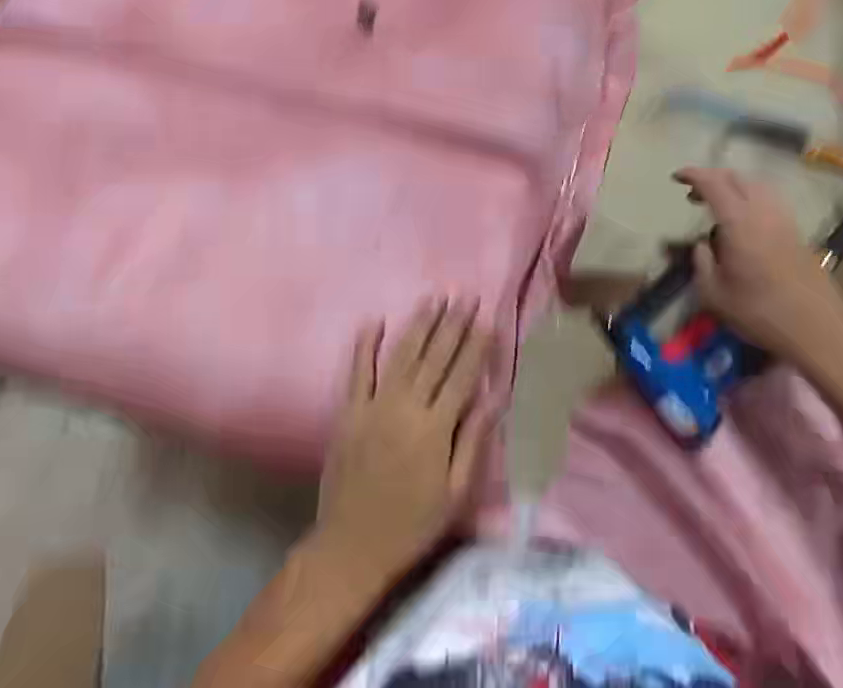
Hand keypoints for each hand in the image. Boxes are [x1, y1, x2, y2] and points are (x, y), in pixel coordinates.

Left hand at [313, 297, 496, 583]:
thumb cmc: (413, 523)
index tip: (487, 319)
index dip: (476, 346)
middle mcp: (405, 408)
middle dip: (452, 325)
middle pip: (434, 358)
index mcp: (435, 428)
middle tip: (465, 296)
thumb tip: (493, 397)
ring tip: (435, 298)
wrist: (352, 546)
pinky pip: (357, 372)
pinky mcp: (348, 413)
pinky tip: (375, 321)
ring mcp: (373, 407)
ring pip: (401, 356)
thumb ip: (472, 439)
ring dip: (419, 325)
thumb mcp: (456, 491)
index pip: (462, 376)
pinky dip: (365, 345)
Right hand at [674, 168, 842, 359]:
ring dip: (734, 186)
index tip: (675, 177)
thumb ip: (701, 263)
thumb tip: (701, 245)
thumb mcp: (714, 294)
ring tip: (718, 203)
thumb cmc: (760, 312)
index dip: (693, 175)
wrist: (817, 328)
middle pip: (737, 178)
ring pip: (757, 185)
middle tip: (693, 194)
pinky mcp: (796, 232)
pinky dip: (751, 197)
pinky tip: (744, 219)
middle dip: (712, 178)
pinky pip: (770, 200)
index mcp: (739, 222)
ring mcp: (784, 220)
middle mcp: (763, 212)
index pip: (713, 184)